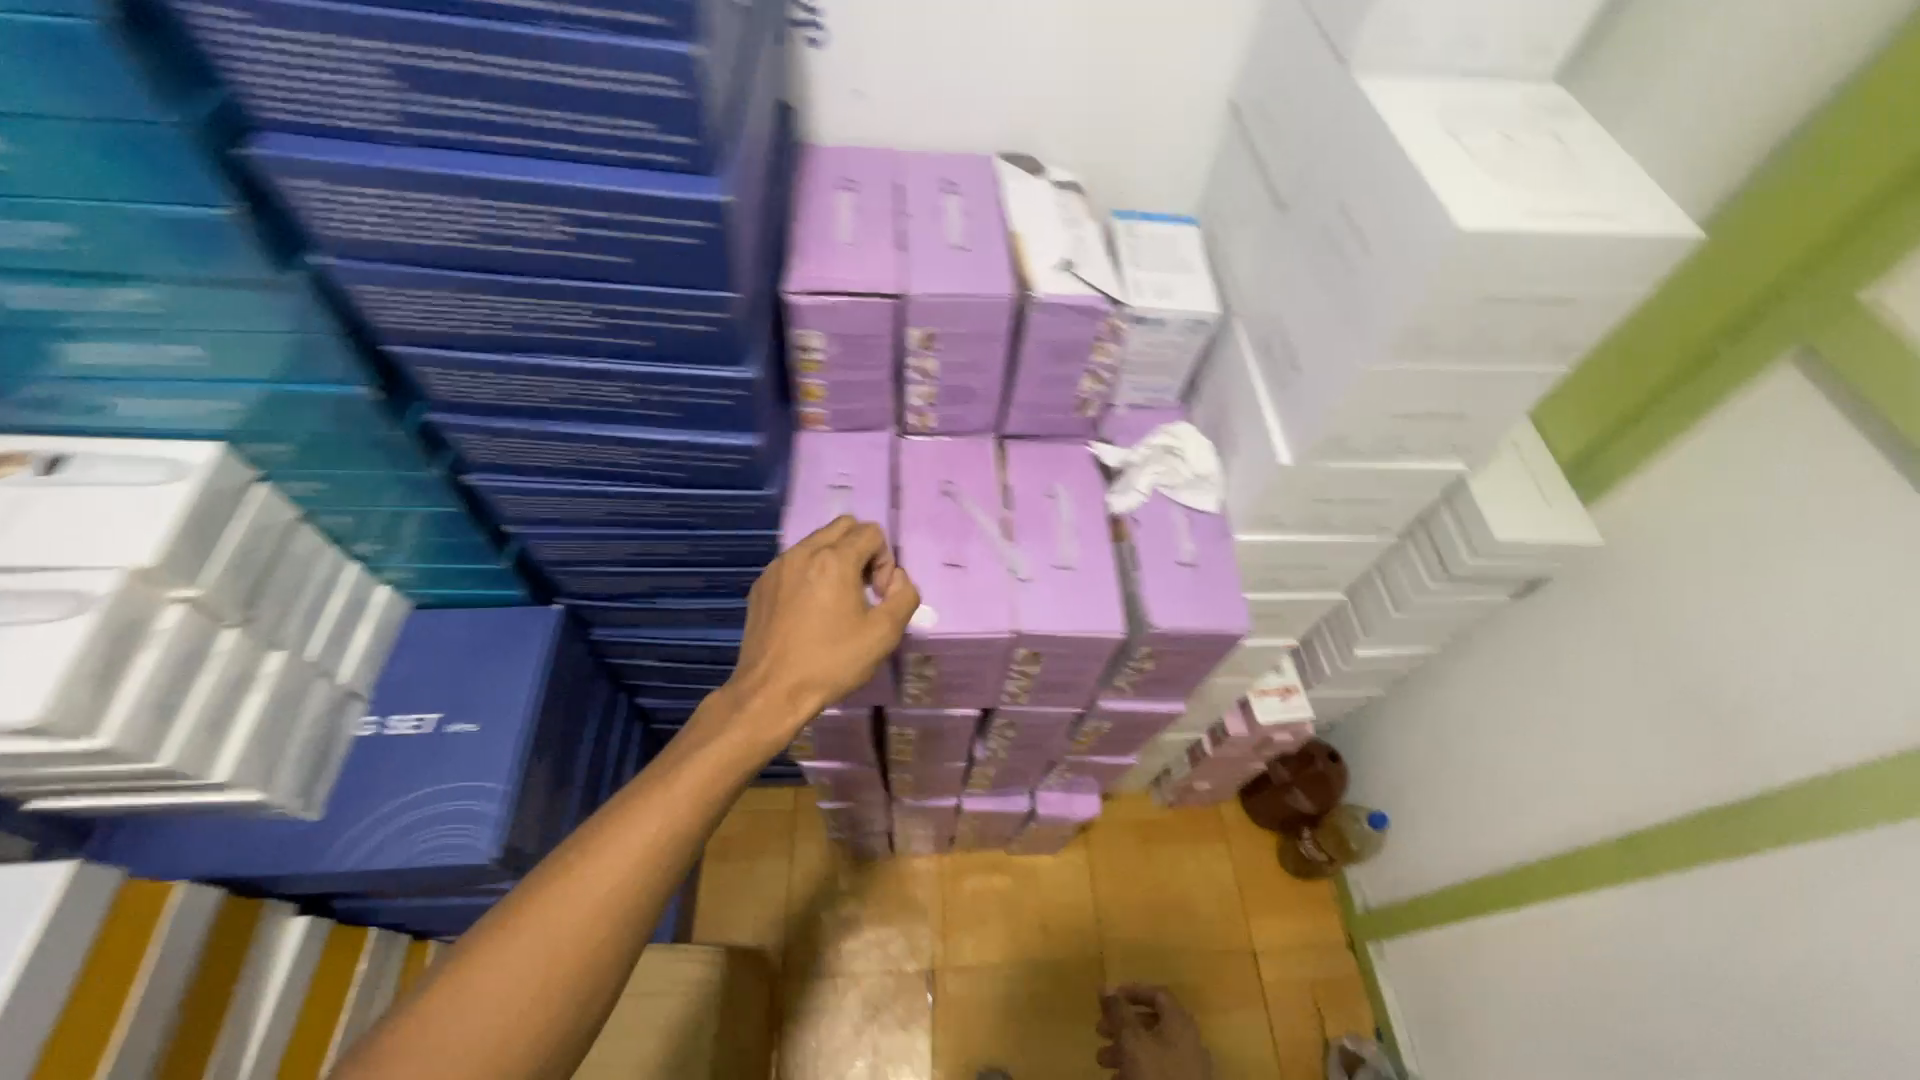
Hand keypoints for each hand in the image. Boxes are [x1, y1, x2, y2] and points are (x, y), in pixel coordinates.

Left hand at [719, 517, 918, 749]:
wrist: (772, 692)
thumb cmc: (831, 662)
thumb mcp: (884, 634)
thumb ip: (904, 596)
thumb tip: (897, 579)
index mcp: (834, 560)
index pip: (871, 532)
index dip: (885, 560)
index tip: (879, 595)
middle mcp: (802, 552)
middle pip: (843, 527)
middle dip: (861, 550)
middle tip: (863, 590)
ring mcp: (777, 567)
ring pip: (815, 543)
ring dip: (835, 561)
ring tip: (836, 603)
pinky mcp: (761, 585)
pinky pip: (793, 564)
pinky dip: (809, 575)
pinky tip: (808, 613)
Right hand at [1097, 985, 1211, 1079]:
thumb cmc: (1155, 1076)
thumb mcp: (1131, 1041)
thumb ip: (1118, 1012)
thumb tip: (1105, 986)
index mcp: (1180, 1023)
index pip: (1158, 994)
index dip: (1132, 991)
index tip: (1109, 999)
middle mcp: (1188, 1041)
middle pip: (1152, 1023)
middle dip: (1122, 1025)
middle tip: (1099, 1031)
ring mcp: (1188, 1067)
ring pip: (1152, 1048)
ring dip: (1124, 1049)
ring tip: (1102, 1061)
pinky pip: (1158, 1070)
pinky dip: (1136, 1068)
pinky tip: (1117, 1079)